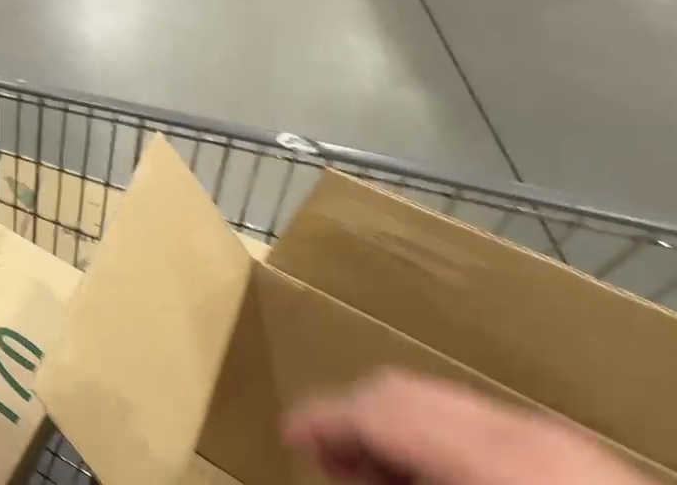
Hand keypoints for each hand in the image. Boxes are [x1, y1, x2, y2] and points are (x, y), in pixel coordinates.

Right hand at [284, 370, 648, 484]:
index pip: (374, 402)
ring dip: (392, 424)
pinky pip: (480, 422)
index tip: (285, 431)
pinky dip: (437, 437)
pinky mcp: (572, 450)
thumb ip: (387, 467)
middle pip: (400, 387)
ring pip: (437, 398)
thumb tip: (330, 450)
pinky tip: (429, 470)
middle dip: (352, 414)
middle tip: (327, 457)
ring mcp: (550, 433)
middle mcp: (515, 422)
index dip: (319, 413)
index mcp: (487, 444)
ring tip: (373, 466)